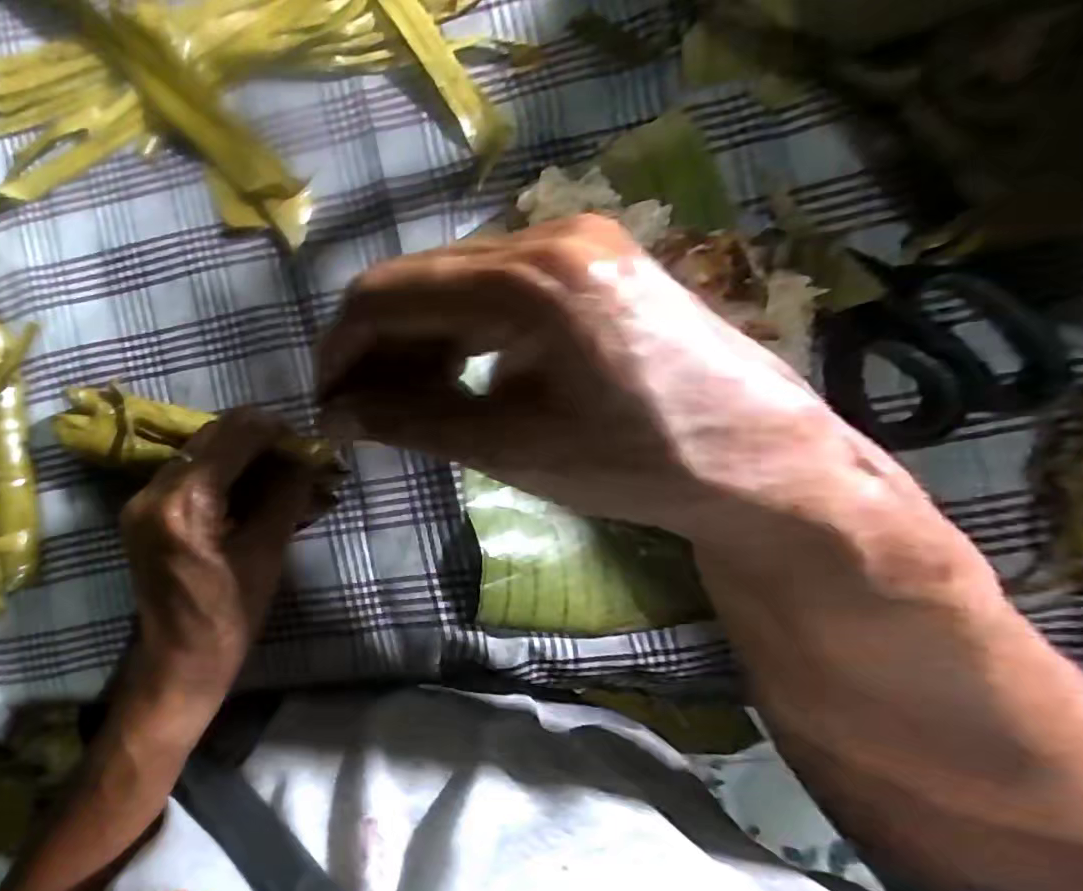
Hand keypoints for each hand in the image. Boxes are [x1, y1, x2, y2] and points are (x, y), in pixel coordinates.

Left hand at [118, 407, 320, 734]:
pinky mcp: (140, 512)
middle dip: (257, 442)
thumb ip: (285, 493)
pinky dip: (217, 476)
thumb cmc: (228, 619)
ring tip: (277, 478)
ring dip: (238, 458)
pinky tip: (247, 493)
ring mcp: (140, 500)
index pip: (234, 434)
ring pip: (197, 453)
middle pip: (212, 437)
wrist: (177, 660)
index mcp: (184, 502)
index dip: (275, 432)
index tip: (305, 446)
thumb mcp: (266, 554)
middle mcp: (152, 490)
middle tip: (295, 461)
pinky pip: (183, 476)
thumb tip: (304, 456)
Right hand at [316, 214, 896, 543]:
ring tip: (399, 404)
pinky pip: (485, 287)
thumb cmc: (631, 460)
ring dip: (407, 343)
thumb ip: (405, 421)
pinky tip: (448, 379)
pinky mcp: (584, 261)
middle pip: (411, 282)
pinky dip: (450, 333)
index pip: (386, 295)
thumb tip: (332, 417)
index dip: (339, 350)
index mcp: (525, 282)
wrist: (757, 460)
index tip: (324, 404)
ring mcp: (570, 243)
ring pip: (444, 283)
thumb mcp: (502, 445)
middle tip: (357, 412)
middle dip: (369, 348)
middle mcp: (545, 238)